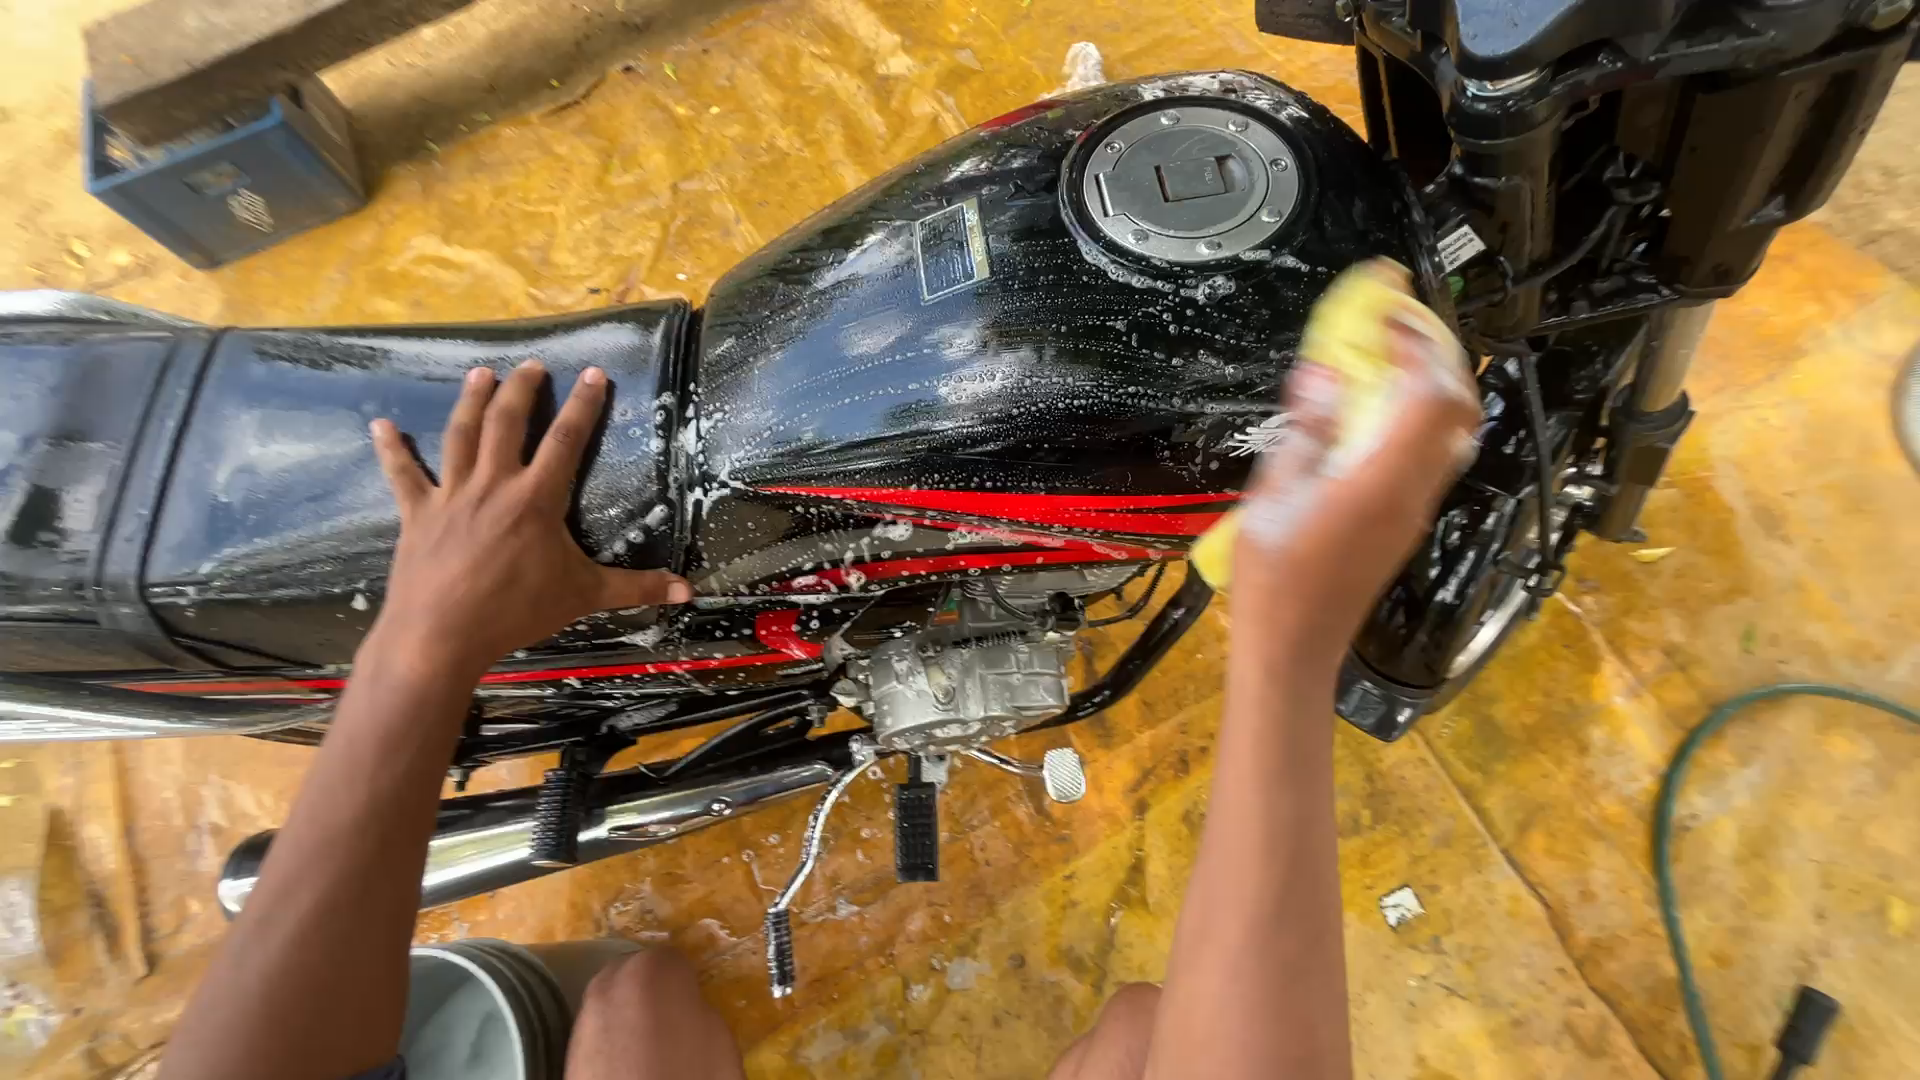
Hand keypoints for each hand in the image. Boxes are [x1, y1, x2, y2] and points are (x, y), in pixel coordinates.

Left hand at [367, 360, 691, 680]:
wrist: (440, 635)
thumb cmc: (518, 610)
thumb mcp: (586, 596)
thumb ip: (638, 588)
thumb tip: (689, 590)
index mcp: (536, 499)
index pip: (566, 440)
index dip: (584, 405)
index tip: (593, 373)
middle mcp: (494, 485)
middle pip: (507, 424)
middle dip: (522, 390)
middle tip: (533, 366)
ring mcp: (451, 496)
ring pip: (460, 436)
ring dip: (471, 401)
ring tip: (481, 374)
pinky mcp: (418, 513)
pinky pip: (403, 475)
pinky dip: (392, 449)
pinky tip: (381, 426)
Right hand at [1232, 301, 1480, 674]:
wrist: (1295, 647)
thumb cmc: (1273, 579)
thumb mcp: (1271, 501)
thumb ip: (1303, 436)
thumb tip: (1321, 377)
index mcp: (1379, 483)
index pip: (1430, 395)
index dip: (1416, 345)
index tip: (1381, 316)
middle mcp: (1413, 492)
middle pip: (1456, 408)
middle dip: (1433, 355)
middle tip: (1391, 329)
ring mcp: (1415, 510)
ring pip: (1450, 431)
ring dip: (1428, 385)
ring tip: (1384, 362)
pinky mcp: (1405, 522)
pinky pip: (1429, 455)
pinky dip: (1414, 418)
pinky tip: (1373, 415)